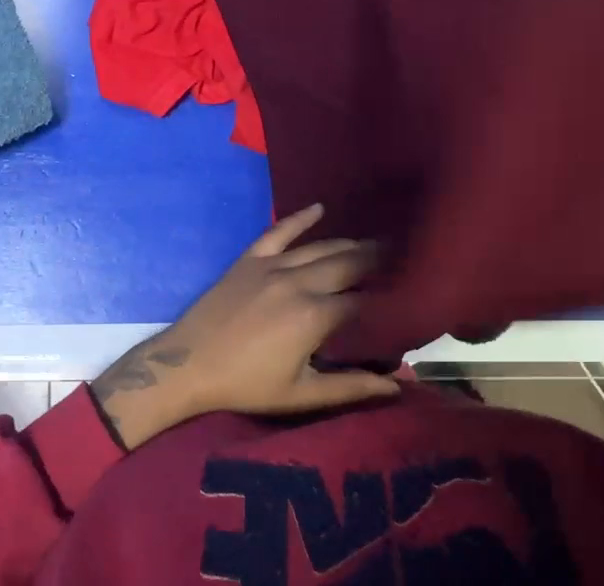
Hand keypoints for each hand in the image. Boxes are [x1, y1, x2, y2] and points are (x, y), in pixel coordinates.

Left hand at [88, 204, 401, 449]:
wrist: (188, 364)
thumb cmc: (246, 385)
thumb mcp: (302, 395)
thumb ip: (351, 388)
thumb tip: (398, 386)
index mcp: (315, 316)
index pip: (366, 302)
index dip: (391, 301)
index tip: (414, 298)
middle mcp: (298, 282)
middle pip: (348, 264)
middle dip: (379, 261)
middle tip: (408, 257)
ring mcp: (271, 266)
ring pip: (319, 248)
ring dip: (349, 244)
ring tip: (377, 242)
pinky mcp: (248, 260)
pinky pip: (277, 232)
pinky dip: (299, 219)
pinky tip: (319, 208)